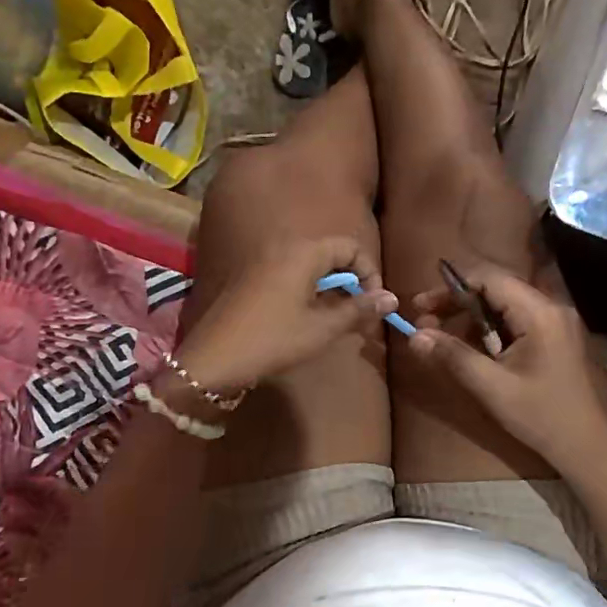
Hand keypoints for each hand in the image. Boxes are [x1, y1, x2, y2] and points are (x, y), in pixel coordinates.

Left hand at [176, 235, 395, 391]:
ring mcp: (263, 262)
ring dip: (331, 288)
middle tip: (360, 313)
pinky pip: (291, 274)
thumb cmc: (272, 340)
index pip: (350, 247)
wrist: (214, 359)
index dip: (369, 272)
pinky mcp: (251, 279)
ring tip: (339, 320)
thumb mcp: (322, 328)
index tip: (374, 303)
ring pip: (310, 265)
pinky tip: (310, 319)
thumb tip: (392, 299)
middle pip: (330, 253)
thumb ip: (358, 310)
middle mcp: (282, 248)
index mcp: (303, 253)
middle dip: (352, 280)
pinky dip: (309, 290)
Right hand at [408, 263, 606, 475]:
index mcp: (539, 312)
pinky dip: (496, 332)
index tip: (421, 307)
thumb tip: (414, 336)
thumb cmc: (544, 417)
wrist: (594, 449)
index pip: (489, 277)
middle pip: (499, 289)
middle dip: (459, 304)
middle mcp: (554, 308)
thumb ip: (453, 357)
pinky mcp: (563, 341)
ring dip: (476, 320)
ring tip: (447, 342)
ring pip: (509, 307)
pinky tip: (480, 354)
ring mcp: (562, 324)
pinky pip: (523, 324)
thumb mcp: (492, 388)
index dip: (450, 288)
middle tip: (427, 326)